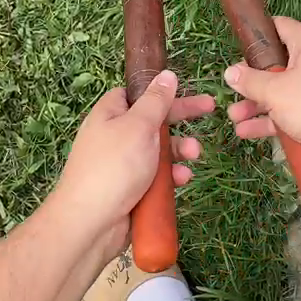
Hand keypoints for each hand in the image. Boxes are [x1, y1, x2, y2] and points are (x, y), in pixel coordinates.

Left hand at [49, 71, 214, 255]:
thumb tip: (167, 74)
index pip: (136, 94)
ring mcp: (123, 164)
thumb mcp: (138, 126)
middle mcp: (115, 136)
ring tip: (194, 154)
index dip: (160, 91)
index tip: (183, 89)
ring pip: (158, 151)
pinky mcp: (131, 189)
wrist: (90, 225)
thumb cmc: (113, 167)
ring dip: (179, 150)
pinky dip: (171, 176)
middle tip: (210, 108)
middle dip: (180, 118)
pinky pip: (156, 177)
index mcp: (110, 114)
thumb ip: (156, 101)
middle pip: (153, 120)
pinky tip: (182, 179)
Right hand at [225, 16, 300, 168]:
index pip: (280, 26)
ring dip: (257, 105)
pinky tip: (249, 132)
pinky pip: (291, 112)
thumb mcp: (276, 92)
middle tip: (233, 91)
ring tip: (235, 118)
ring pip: (282, 92)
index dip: (258, 34)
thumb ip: (250, 81)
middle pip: (277, 64)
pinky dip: (272, 120)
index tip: (238, 47)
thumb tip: (230, 72)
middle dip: (252, 81)